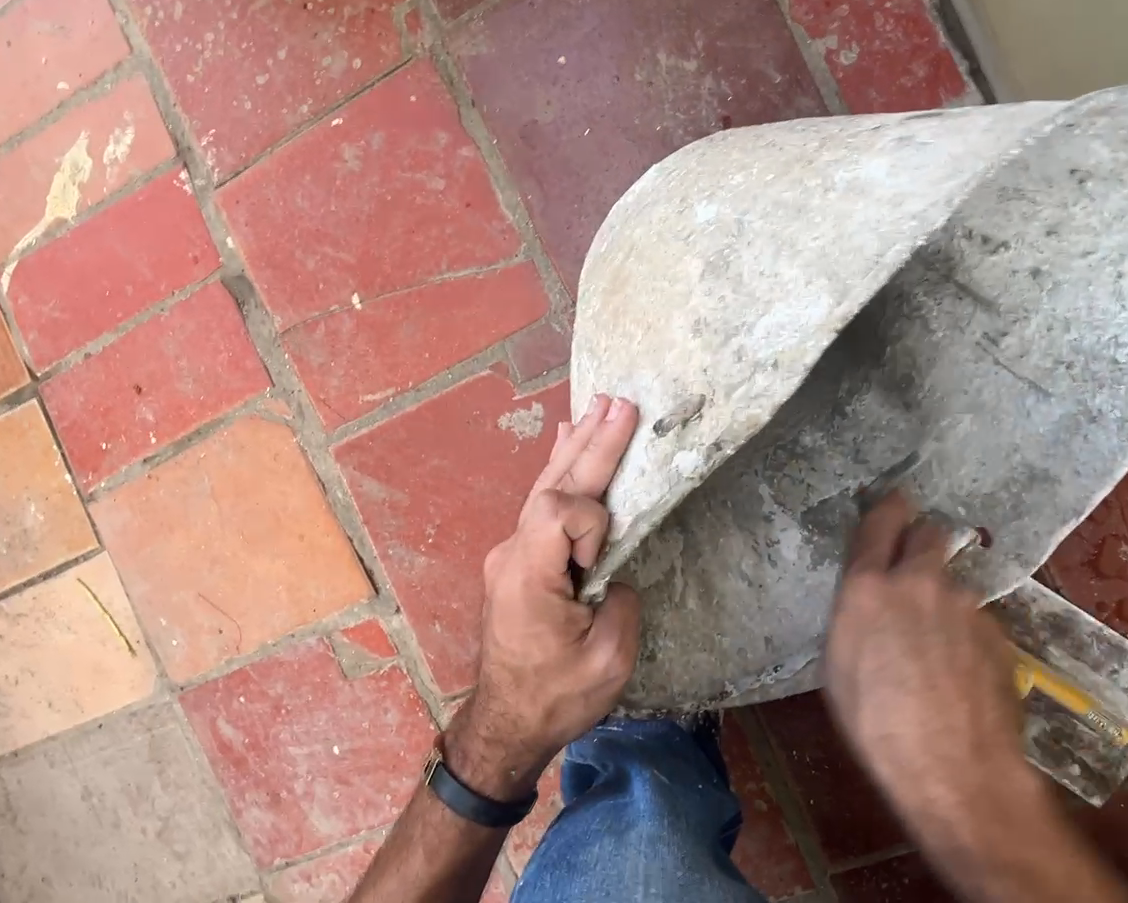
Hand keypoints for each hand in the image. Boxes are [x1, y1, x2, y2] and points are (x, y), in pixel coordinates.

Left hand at [444, 393, 642, 800]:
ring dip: (577, 447)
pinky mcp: (517, 559)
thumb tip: (616, 569)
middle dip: (592, 443)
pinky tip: (566, 438)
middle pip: (553, 483)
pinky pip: (540, 503)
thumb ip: (622, 601)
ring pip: (544, 486)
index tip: (600, 563)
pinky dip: (560, 469)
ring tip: (600, 406)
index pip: (559, 511)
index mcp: (529, 574)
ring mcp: (510, 552)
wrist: (505, 723)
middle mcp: (513, 551)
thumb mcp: (608, 661)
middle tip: (621, 403)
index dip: (591, 521)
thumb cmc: (556, 696)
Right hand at [823, 492, 1026, 832]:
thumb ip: (854, 616)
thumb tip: (865, 601)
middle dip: (921, 541)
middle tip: (914, 568)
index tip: (894, 500)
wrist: (955, 768)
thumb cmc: (875, 723)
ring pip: (953, 584)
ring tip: (937, 646)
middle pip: (928, 535)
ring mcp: (965, 604)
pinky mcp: (998, 632)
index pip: (879, 523)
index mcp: (868, 587)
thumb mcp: (839, 664)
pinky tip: (962, 671)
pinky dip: (967, 633)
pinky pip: (977, 619)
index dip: (886, 508)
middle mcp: (919, 582)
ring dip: (943, 599)